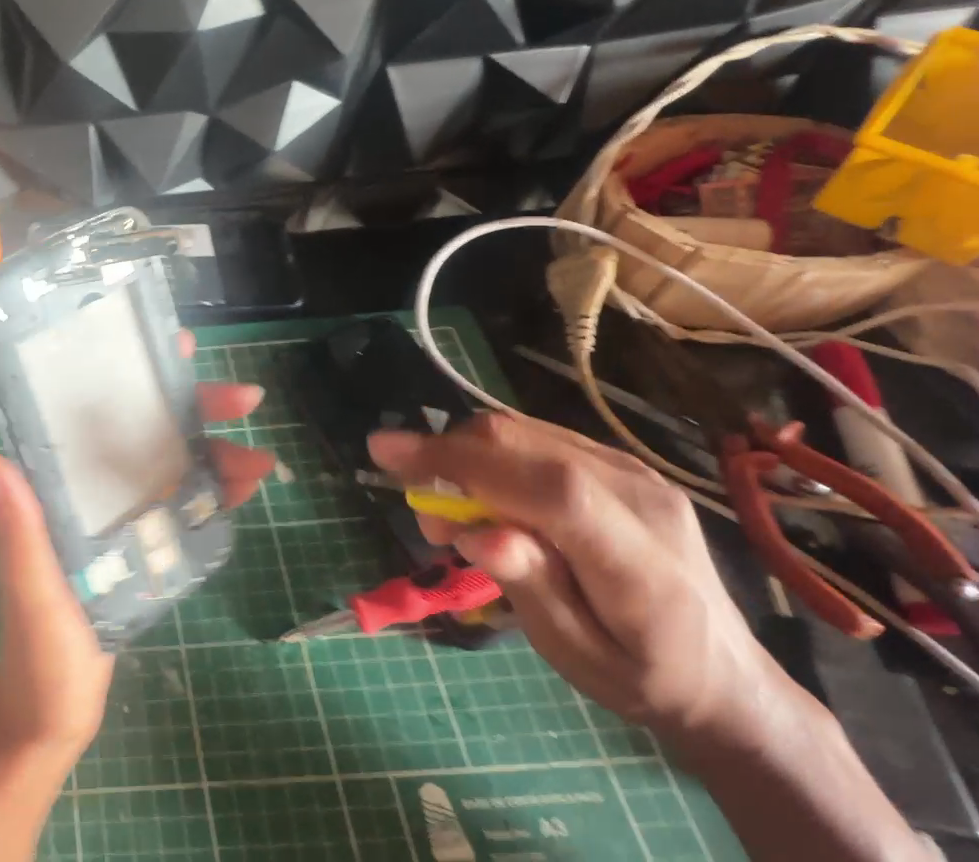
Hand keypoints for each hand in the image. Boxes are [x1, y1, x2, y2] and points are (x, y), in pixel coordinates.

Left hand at [0, 345, 272, 755]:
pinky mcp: (133, 551)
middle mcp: (79, 494)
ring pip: (167, 469)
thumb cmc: (36, 657)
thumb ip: (16, 529)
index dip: (127, 376)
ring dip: (214, 456)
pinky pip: (178, 511)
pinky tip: (245, 490)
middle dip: (190, 410)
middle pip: (138, 434)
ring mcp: (110, 521)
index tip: (176, 351)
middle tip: (244, 399)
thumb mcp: (30, 591)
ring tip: (261, 461)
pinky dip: (212, 497)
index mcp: (49, 492)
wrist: (51, 721)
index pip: (84, 416)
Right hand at [367, 413, 800, 752]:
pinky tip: (488, 501)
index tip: (385, 451)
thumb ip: (532, 589)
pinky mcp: (620, 465)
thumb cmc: (640, 676)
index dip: (461, 462)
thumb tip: (477, 535)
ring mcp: (635, 472)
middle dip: (447, 458)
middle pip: (523, 443)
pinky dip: (490, 458)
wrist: (724, 674)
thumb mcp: (578, 657)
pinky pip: (536, 439)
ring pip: (521, 432)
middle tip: (428, 518)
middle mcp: (641, 496)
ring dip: (464, 458)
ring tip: (456, 518)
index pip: (547, 487)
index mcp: (637, 560)